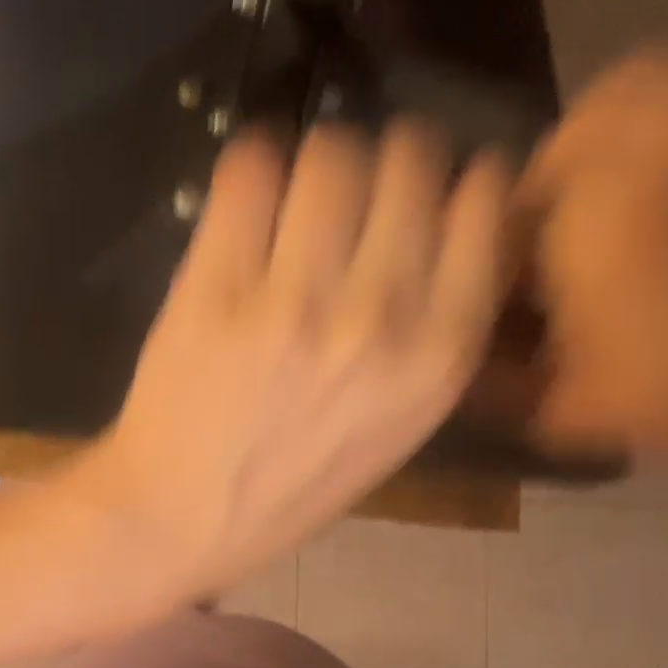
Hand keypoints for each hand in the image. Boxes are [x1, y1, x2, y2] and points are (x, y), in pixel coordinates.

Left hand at [75, 122, 511, 594]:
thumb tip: (446, 223)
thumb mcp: (400, 419)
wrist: (183, 512)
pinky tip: (250, 182)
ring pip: (331, 154)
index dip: (456, 176)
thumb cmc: (294, 476)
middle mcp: (381, 315)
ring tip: (297, 183)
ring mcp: (294, 297)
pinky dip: (253, 160)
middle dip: (385, 154)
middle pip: (408, 160)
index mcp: (442, 353)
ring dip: (317, 154)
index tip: (426, 183)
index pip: (484, 203)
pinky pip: (249, 173)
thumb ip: (435, 327)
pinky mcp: (216, 284)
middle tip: (352, 179)